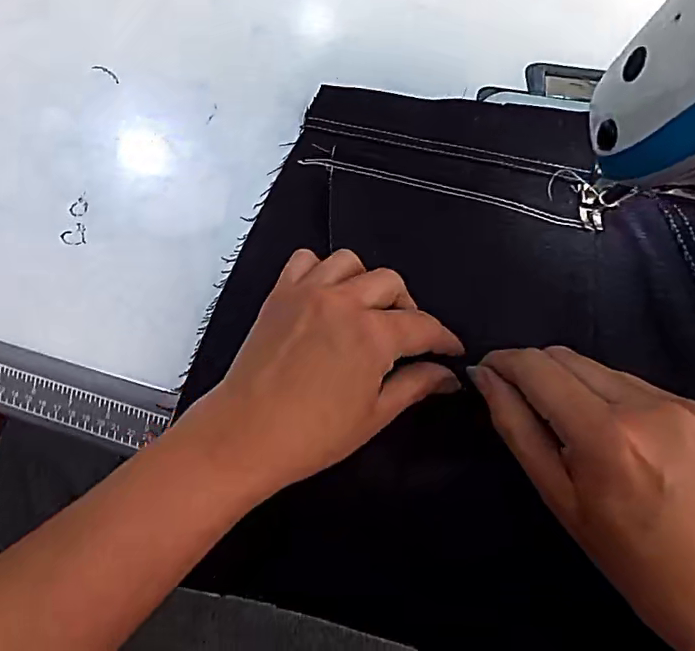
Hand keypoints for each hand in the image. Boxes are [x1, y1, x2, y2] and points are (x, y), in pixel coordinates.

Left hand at [175, 249, 464, 502]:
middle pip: (392, 283)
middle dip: (408, 307)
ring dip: (365, 281)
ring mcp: (309, 291)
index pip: (422, 324)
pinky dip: (320, 269)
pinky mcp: (281, 292)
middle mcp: (344, 301)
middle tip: (407, 335)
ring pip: (351, 262)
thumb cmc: (310, 435)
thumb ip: (415, 386)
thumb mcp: (374, 415)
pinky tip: (325, 294)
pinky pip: (305, 259)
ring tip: (365, 308)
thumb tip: (445, 375)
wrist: (244, 435)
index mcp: (372, 334)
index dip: (443, 338)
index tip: (450, 348)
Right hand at [470, 347, 694, 650]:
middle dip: (544, 375)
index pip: (538, 366)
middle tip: (539, 408)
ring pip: (615, 374)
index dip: (506, 361)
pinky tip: (655, 453)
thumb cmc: (642, 570)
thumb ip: (518, 431)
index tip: (490, 369)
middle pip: (573, 359)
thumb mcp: (565, 507)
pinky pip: (660, 393)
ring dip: (594, 393)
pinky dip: (641, 411)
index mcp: (608, 436)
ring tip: (605, 443)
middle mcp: (653, 406)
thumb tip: (487, 377)